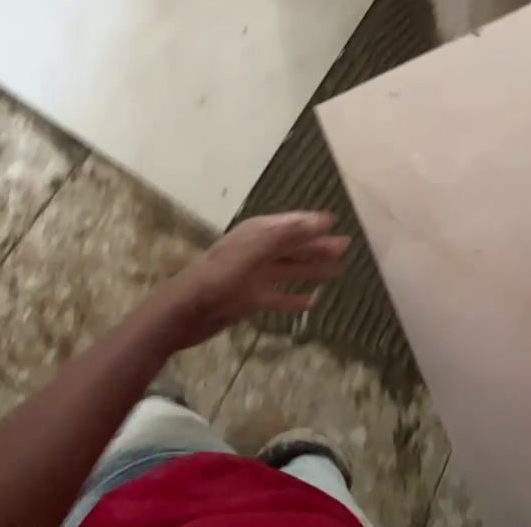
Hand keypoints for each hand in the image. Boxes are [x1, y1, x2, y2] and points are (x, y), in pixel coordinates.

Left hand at [157, 212, 349, 348]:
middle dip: (318, 246)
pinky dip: (295, 298)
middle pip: (294, 246)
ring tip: (337, 270)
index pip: (292, 224)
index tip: (336, 222)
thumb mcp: (256, 249)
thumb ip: (289, 233)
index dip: (313, 223)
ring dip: (312, 269)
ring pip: (290, 270)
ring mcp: (254, 276)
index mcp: (258, 233)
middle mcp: (258, 251)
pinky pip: (279, 297)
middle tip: (345, 247)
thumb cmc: (220, 275)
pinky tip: (312, 302)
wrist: (185, 311)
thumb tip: (324, 218)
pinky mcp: (250, 300)